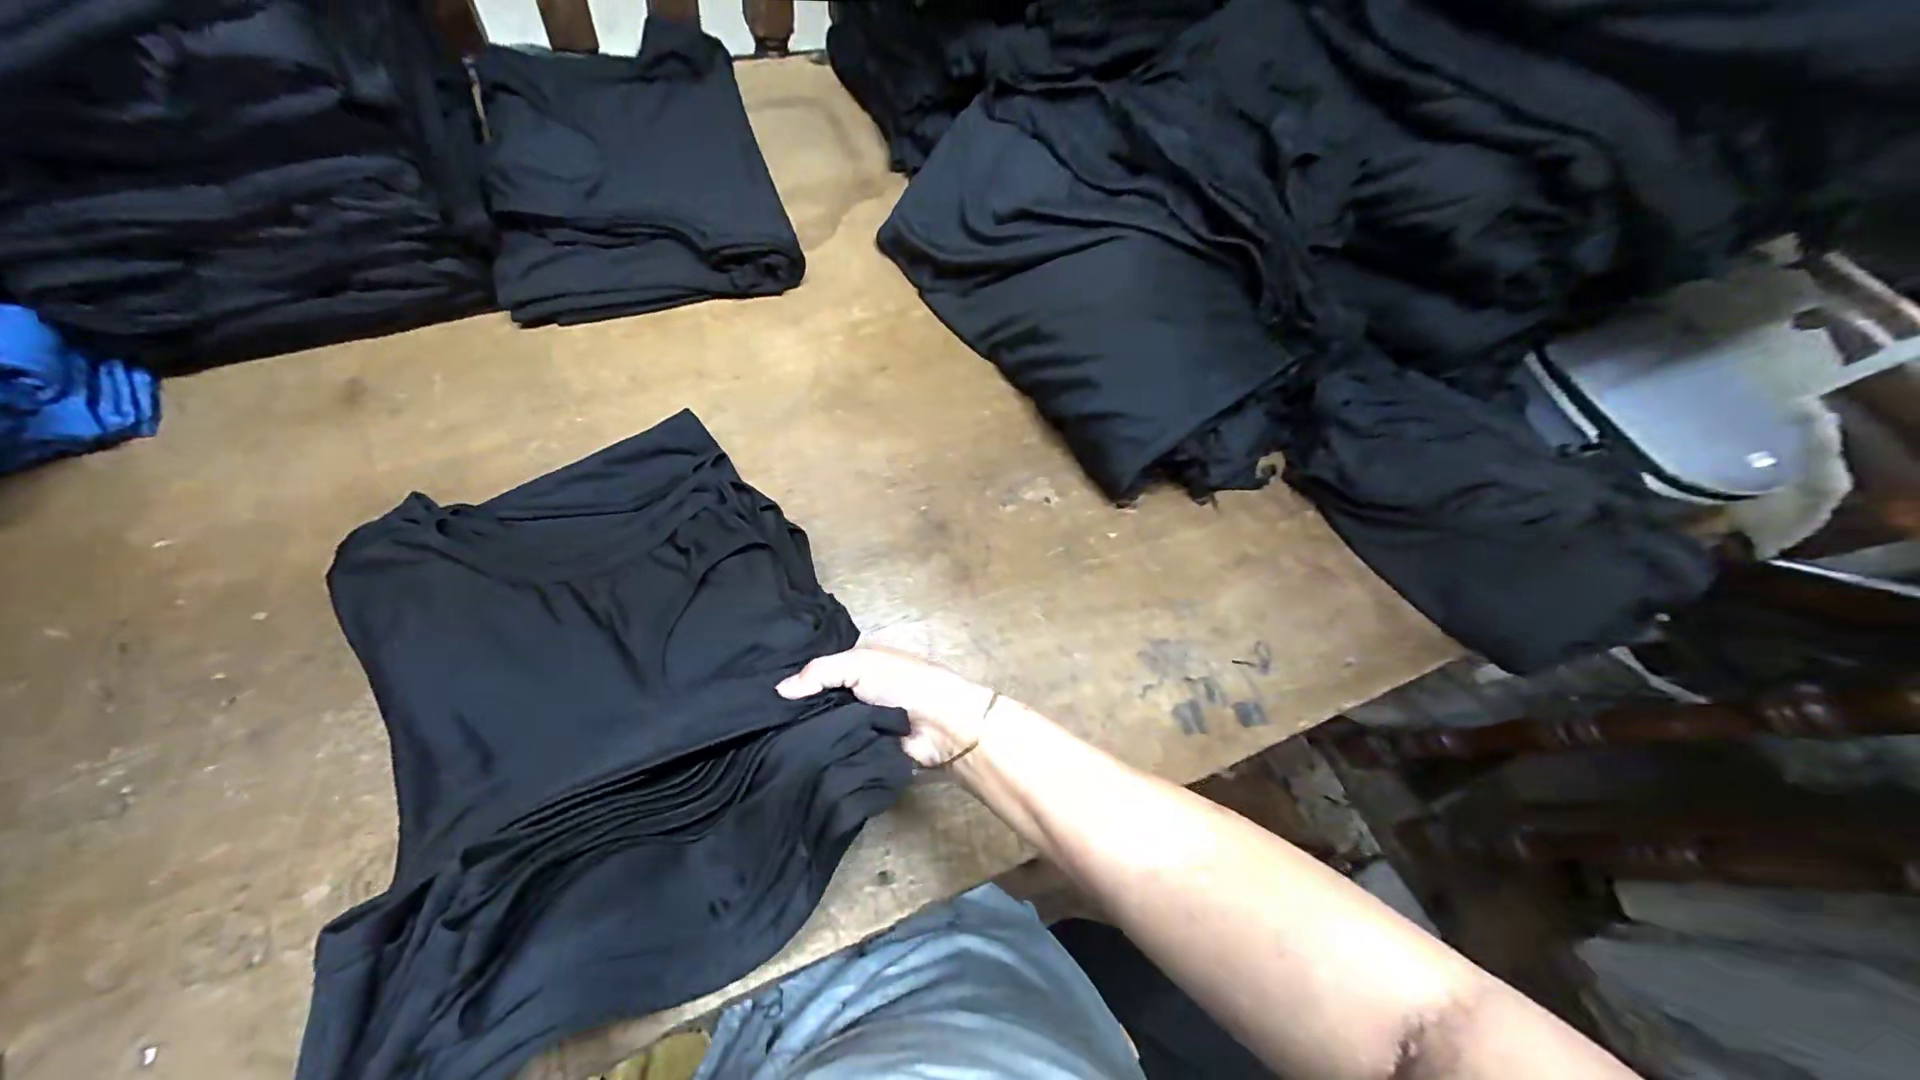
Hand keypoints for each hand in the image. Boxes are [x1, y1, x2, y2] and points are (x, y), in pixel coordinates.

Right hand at [775, 645, 998, 766]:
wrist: (943, 727)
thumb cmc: (905, 683)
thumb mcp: (859, 663)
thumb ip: (819, 672)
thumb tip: (779, 690)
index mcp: (857, 666)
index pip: (818, 672)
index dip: (795, 679)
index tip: (760, 691)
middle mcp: (855, 693)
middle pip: (817, 702)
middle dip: (795, 710)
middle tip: (756, 721)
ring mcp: (858, 724)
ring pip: (822, 729)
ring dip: (804, 734)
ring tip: (767, 741)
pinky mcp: (862, 752)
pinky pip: (833, 752)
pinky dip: (819, 754)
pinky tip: (789, 759)